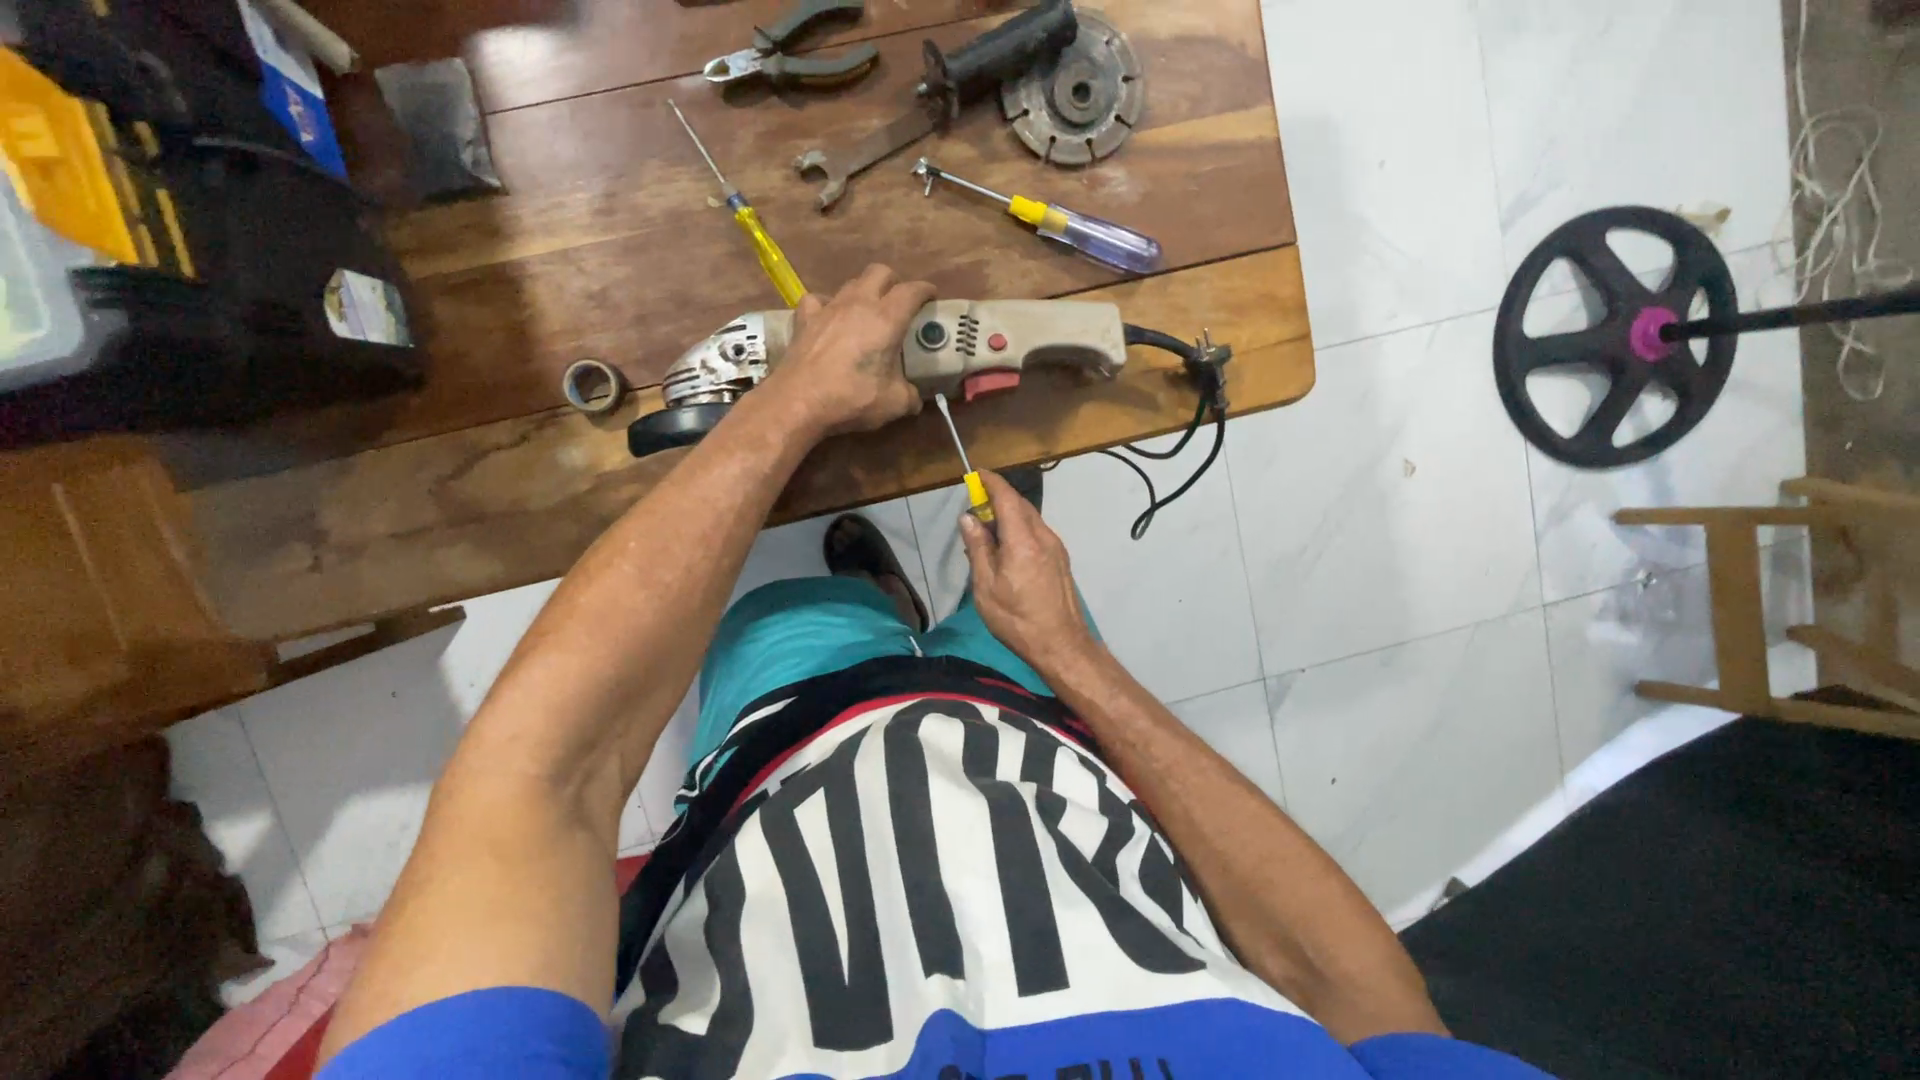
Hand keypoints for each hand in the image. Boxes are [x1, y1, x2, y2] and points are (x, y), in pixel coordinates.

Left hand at [761, 265, 936, 437]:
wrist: (799, 402)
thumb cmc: (851, 399)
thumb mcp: (893, 404)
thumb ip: (910, 397)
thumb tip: (914, 399)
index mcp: (886, 319)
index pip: (912, 291)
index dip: (925, 290)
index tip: (931, 297)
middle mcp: (858, 304)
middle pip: (880, 272)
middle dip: (893, 282)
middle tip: (898, 301)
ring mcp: (828, 308)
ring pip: (851, 283)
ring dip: (863, 292)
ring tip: (867, 312)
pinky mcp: (804, 319)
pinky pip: (818, 300)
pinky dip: (827, 306)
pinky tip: (829, 319)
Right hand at [959, 471, 1099, 674]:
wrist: (1060, 645)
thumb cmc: (1016, 619)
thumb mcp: (986, 586)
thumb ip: (978, 548)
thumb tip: (969, 518)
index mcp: (1023, 540)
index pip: (1007, 498)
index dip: (991, 482)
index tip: (976, 474)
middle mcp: (1044, 537)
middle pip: (1020, 505)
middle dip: (998, 498)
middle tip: (975, 506)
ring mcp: (1056, 548)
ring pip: (1030, 519)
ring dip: (1009, 516)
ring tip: (987, 532)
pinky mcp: (1061, 560)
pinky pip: (1037, 534)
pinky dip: (1019, 530)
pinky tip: (1006, 549)